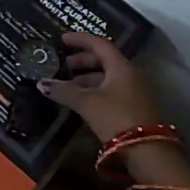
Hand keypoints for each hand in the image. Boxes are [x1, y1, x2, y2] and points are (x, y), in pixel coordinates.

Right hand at [37, 33, 160, 140]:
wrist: (148, 150)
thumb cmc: (116, 117)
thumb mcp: (87, 103)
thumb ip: (64, 91)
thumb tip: (42, 84)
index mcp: (120, 66)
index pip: (99, 44)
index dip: (80, 39)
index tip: (62, 39)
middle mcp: (130, 74)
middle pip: (104, 60)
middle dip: (82, 61)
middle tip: (64, 65)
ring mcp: (134, 91)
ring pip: (107, 77)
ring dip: (87, 78)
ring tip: (68, 86)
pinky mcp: (134, 107)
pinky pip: (111, 90)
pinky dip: (95, 90)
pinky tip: (82, 101)